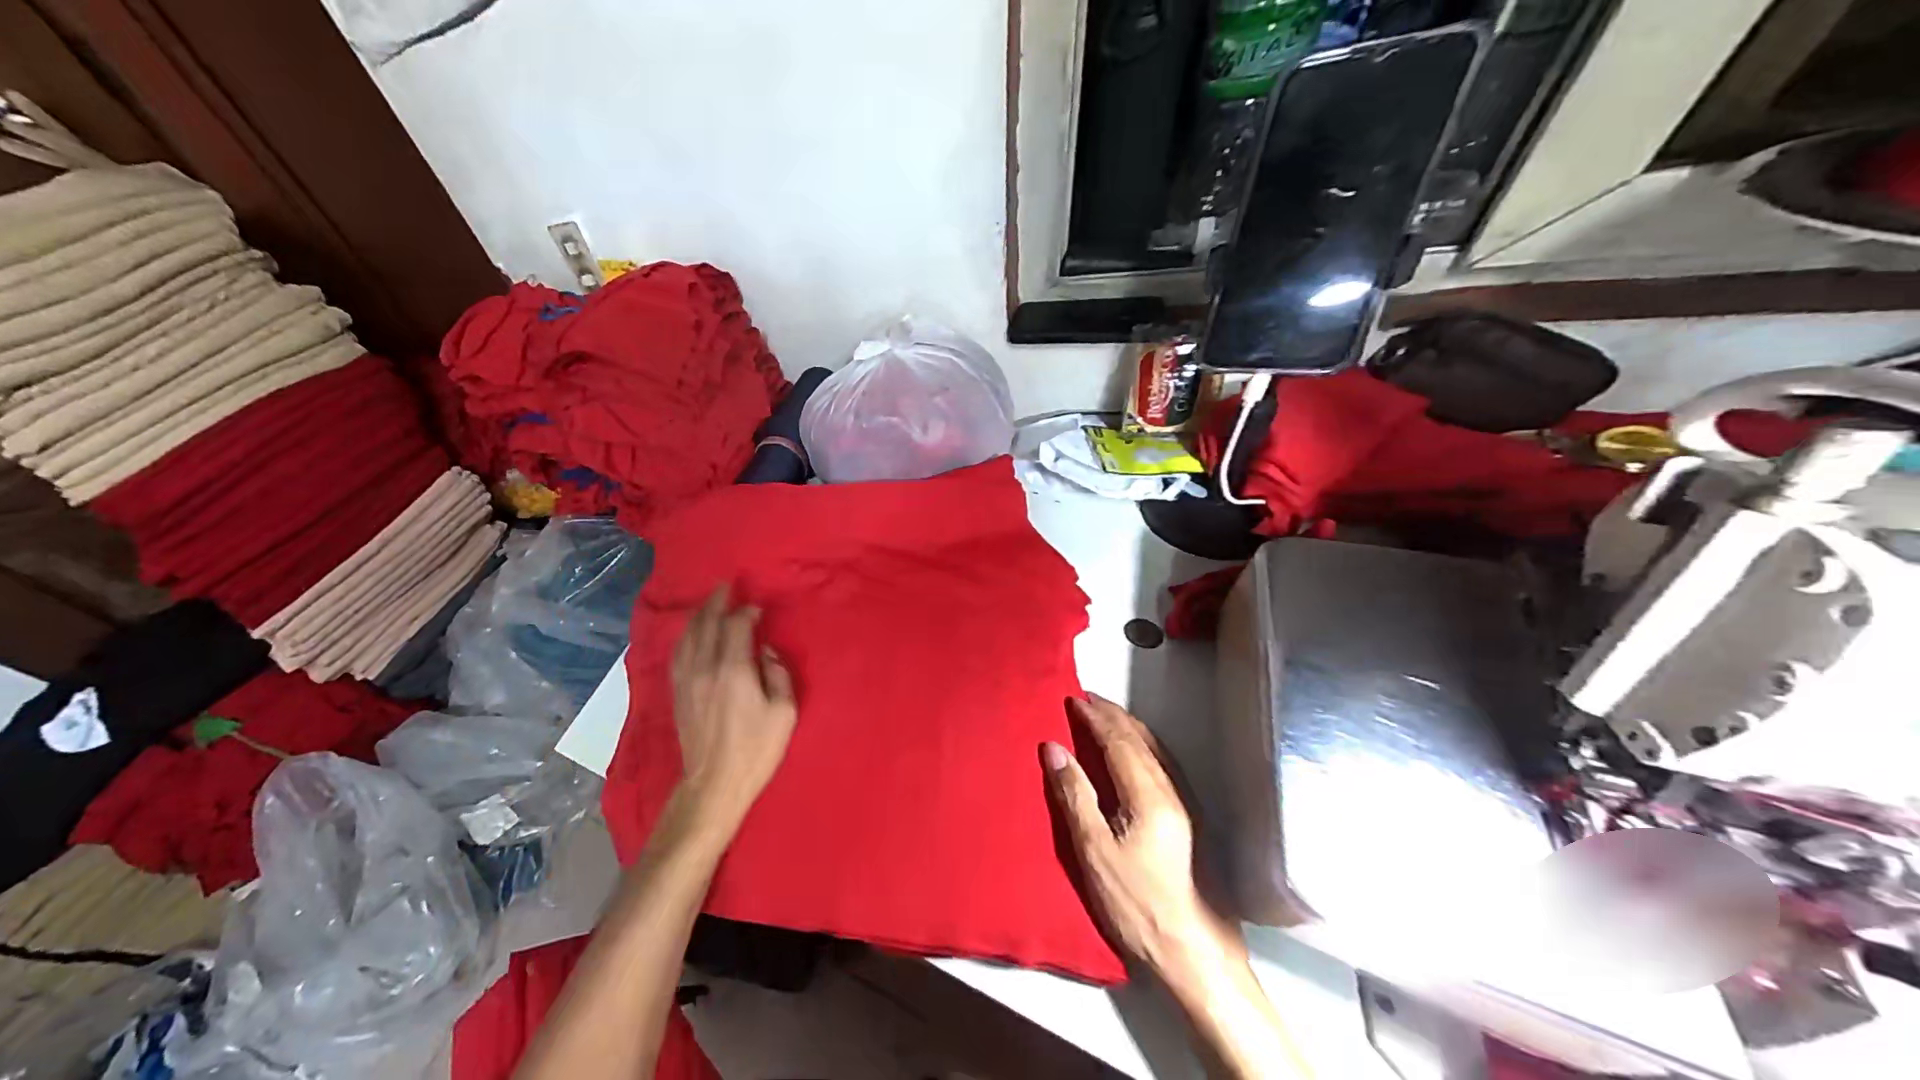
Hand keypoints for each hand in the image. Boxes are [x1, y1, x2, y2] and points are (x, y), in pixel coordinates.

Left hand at [670, 584, 797, 831]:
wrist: (714, 784)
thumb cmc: (756, 750)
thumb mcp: (784, 713)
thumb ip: (778, 675)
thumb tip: (767, 653)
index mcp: (734, 670)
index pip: (736, 626)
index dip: (747, 612)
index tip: (758, 608)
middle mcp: (705, 668)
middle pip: (707, 624)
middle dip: (717, 602)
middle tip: (726, 586)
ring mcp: (686, 680)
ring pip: (688, 636)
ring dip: (699, 615)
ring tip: (709, 603)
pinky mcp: (678, 693)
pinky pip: (678, 653)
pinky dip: (686, 636)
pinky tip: (691, 633)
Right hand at [1042, 695, 1247, 988]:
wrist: (1194, 951)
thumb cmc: (1137, 904)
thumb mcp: (1094, 852)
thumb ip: (1074, 795)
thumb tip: (1053, 747)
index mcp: (1148, 793)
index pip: (1118, 739)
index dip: (1094, 716)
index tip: (1072, 698)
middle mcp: (1172, 789)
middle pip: (1140, 738)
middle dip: (1111, 714)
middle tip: (1085, 699)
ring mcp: (1185, 804)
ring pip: (1154, 749)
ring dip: (1127, 727)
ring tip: (1103, 718)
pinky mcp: (1189, 819)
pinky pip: (1161, 764)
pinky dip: (1139, 746)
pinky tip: (1132, 754)